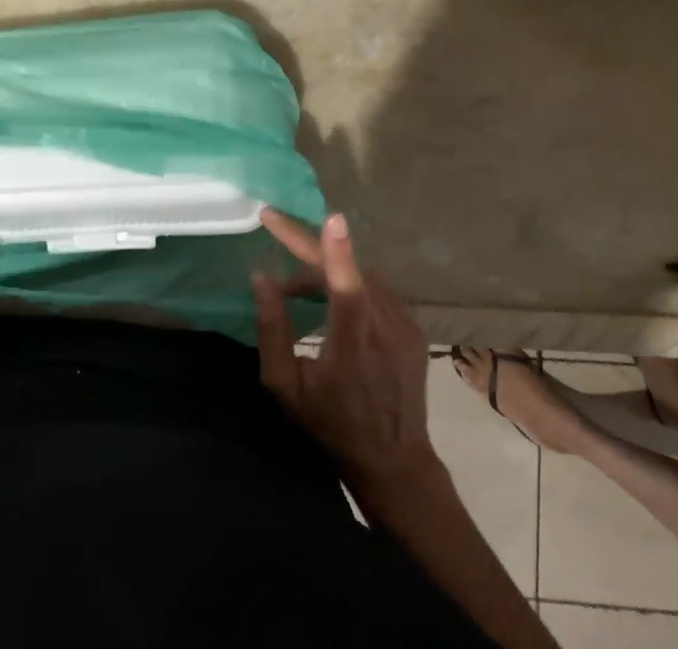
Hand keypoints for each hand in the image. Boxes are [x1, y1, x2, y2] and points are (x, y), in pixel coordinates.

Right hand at [253, 209, 438, 483]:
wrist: (393, 458)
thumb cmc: (328, 424)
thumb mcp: (283, 385)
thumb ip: (272, 330)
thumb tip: (262, 278)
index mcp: (351, 350)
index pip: (347, 293)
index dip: (337, 254)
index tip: (331, 219)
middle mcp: (387, 335)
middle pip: (352, 274)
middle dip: (311, 249)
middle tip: (275, 230)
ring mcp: (408, 332)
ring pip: (366, 278)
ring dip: (328, 270)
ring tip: (295, 287)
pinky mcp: (416, 332)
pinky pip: (379, 291)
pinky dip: (349, 283)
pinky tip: (328, 298)